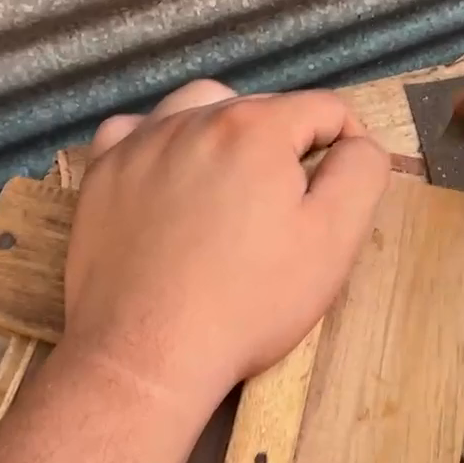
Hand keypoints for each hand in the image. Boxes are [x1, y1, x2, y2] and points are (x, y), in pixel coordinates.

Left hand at [60, 81, 389, 406]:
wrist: (148, 356)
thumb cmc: (252, 301)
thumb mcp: (334, 240)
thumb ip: (361, 172)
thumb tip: (358, 143)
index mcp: (256, 128)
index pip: (324, 108)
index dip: (348, 141)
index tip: (342, 186)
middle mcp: (194, 118)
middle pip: (263, 108)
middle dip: (288, 144)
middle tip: (289, 206)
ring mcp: (140, 143)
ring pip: (199, 106)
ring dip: (227, 130)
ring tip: (232, 181)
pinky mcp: (102, 173)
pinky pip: (136, 130)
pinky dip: (160, 142)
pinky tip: (169, 177)